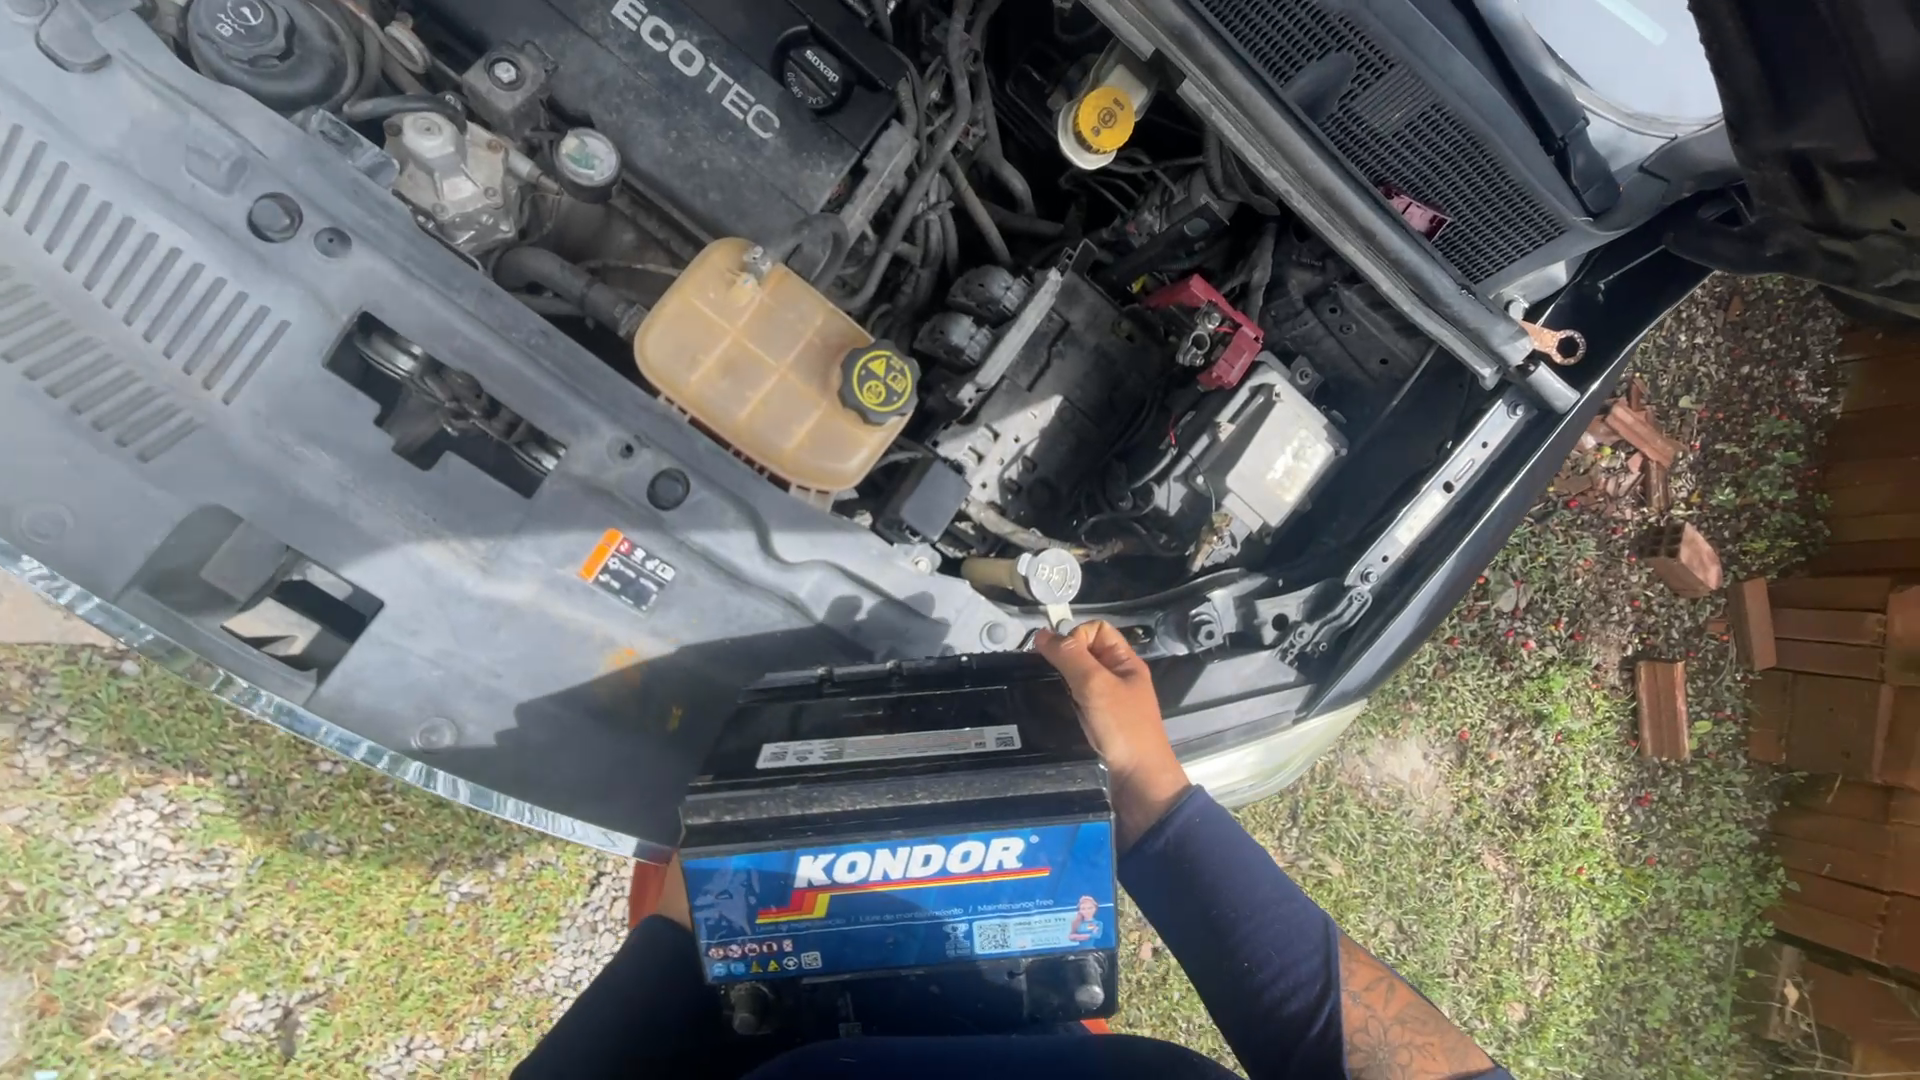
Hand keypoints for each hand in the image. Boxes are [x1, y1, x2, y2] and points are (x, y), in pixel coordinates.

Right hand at [1034, 621, 1189, 849]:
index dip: (1076, 636)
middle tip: (1044, 675)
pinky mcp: (1093, 726)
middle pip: (1082, 654)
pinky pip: (1071, 703)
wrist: (1137, 786)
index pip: (1096, 631)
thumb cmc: (1123, 730)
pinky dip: (1058, 703)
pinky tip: (1047, 711)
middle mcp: (1115, 680)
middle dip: (1061, 659)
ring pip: (1074, 680)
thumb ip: (1070, 657)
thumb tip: (1041, 635)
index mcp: (1125, 663)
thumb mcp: (1096, 686)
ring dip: (1057, 683)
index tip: (1061, 658)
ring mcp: (1104, 704)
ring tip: (1042, 692)